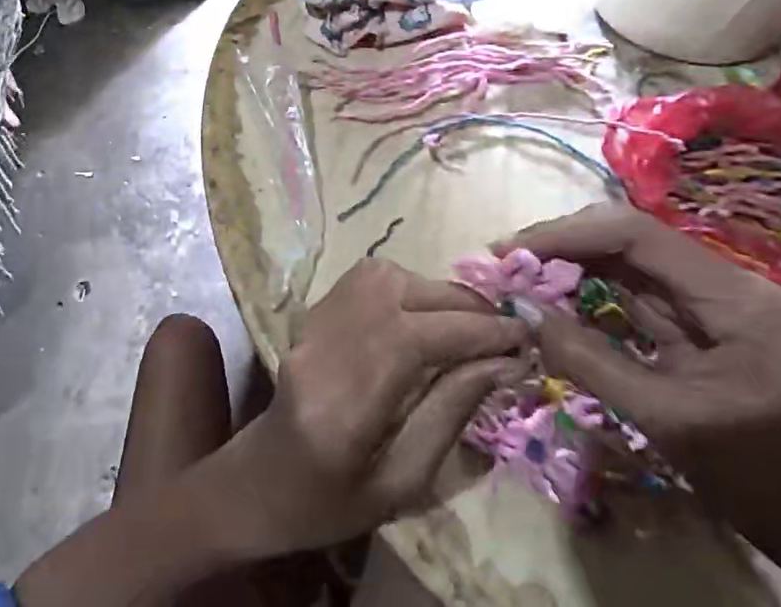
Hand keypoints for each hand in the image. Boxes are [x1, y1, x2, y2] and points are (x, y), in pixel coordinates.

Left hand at [197, 259, 527, 558]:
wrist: (258, 482)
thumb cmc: (331, 502)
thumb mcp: (402, 482)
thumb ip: (450, 414)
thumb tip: (503, 361)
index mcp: (340, 409)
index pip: (413, 341)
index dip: (474, 330)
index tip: (522, 336)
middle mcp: (321, 350)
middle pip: (400, 297)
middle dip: (464, 305)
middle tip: (506, 327)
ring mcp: (310, 323)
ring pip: (385, 277)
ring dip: (437, 291)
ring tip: (471, 321)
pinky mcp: (311, 310)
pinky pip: (367, 278)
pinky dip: (410, 286)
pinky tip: (429, 312)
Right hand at [510, 205, 780, 606]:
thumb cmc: (769, 485)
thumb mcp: (669, 422)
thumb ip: (589, 359)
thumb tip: (520, 310)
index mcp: (739, 298)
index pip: (638, 236)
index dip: (566, 234)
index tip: (509, 251)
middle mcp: (733, 285)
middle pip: (635, 242)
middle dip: (565, 247)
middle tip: (506, 266)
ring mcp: (724, 306)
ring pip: (636, 268)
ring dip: (577, 270)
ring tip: (521, 279)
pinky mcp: (713, 329)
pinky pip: (646, 300)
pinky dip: (598, 300)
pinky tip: (560, 303)